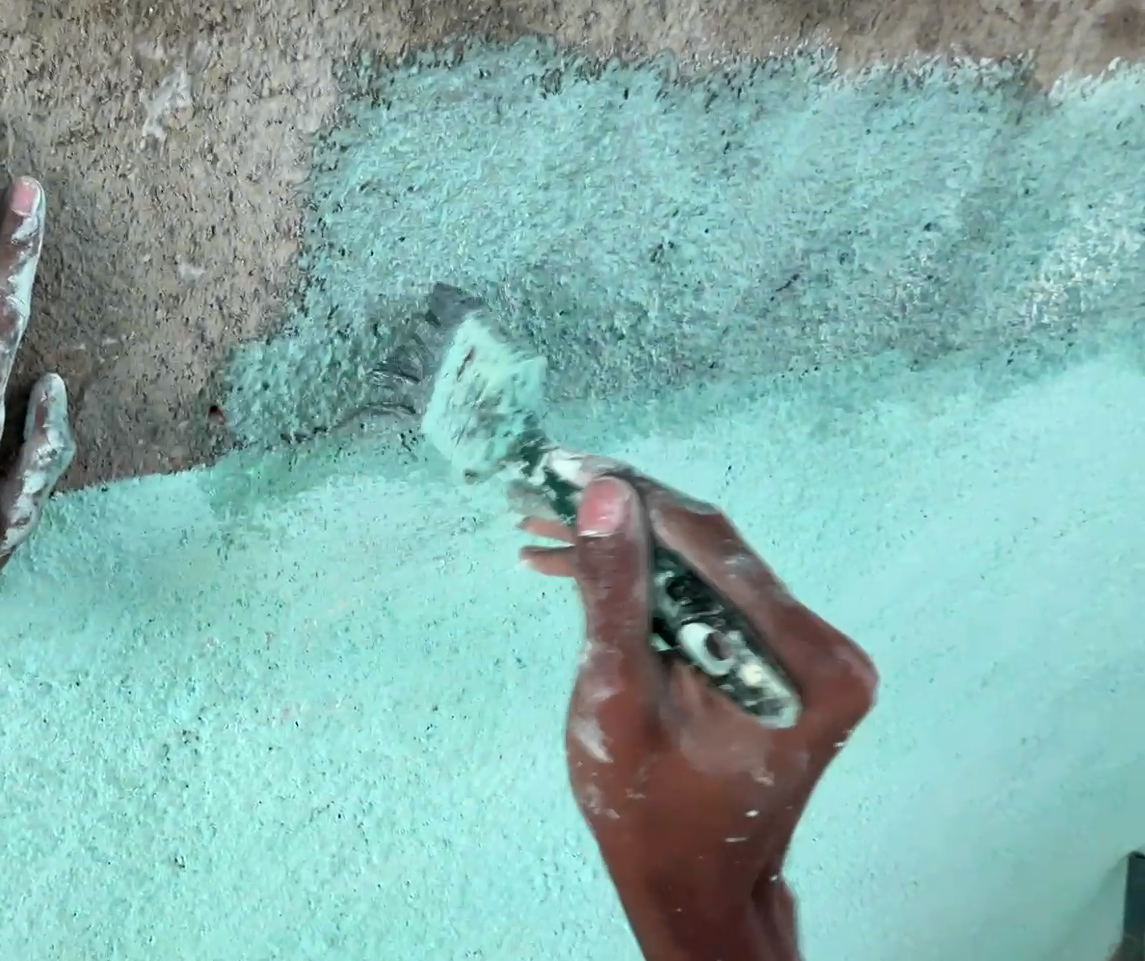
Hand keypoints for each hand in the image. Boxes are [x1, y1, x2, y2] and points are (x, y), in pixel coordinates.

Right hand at [519, 469, 877, 959]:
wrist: (688, 885)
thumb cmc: (647, 805)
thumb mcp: (616, 692)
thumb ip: (612, 590)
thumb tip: (604, 493)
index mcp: (803, 659)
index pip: (710, 540)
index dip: (631, 496)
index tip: (562, 468)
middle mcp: (817, 646)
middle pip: (702, 547)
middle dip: (614, 519)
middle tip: (538, 494)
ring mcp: (795, 654)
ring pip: (690, 568)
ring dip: (614, 549)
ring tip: (536, 528)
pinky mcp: (765, 661)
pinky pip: (692, 599)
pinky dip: (633, 585)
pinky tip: (568, 568)